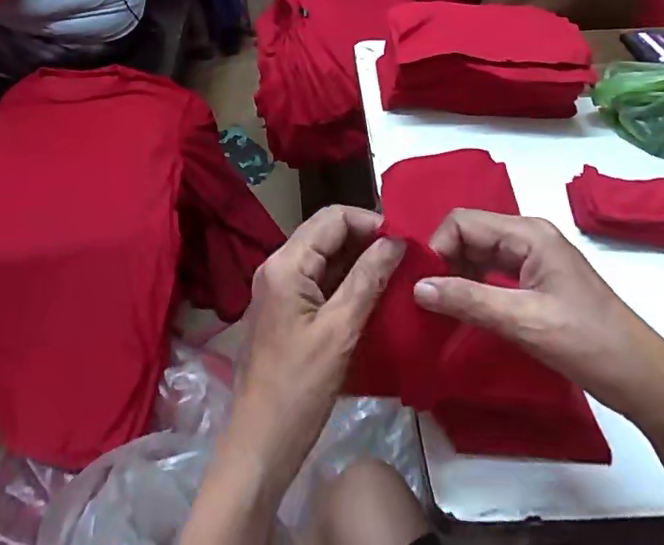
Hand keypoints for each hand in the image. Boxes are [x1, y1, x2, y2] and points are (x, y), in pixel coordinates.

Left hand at [230, 207, 402, 486]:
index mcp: (286, 264)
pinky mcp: (283, 310)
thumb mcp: (341, 330)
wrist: (259, 446)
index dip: (370, 221)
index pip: (332, 217)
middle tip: (404, 257)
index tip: (403, 241)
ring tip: (395, 274)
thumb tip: (396, 240)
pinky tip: (372, 295)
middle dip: (366, 238)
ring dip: (359, 260)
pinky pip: (318, 279)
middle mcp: (277, 266)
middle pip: (327, 232)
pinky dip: (346, 280)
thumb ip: (368, 278)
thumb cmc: (299, 388)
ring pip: (324, 256)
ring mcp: (277, 289)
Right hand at [415, 210, 663, 418]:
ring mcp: (535, 259)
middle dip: (444, 261)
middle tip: (424, 300)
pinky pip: (494, 274)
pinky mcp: (537, 282)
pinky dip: (474, 288)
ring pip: (480, 254)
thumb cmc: (586, 342)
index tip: (423, 286)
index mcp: (529, 233)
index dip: (438, 248)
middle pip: (471, 234)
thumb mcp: (524, 321)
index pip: (464, 221)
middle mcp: (530, 237)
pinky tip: (463, 311)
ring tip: (438, 309)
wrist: (640, 376)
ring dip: (457, 276)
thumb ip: (469, 300)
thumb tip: (418, 287)